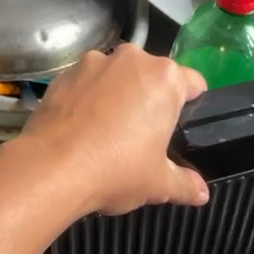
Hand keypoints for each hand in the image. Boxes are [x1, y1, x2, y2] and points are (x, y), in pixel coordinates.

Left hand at [15, 44, 208, 215]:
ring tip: (108, 137)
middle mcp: (132, 59)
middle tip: (143, 140)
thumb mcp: (158, 184)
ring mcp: (94, 63)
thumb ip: (185, 184)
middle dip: (151, 103)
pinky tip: (83, 133)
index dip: (192, 107)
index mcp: (165, 79)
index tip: (181, 129)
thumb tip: (202, 194)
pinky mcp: (64, 75)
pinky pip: (87, 85)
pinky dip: (89, 102)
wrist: (52, 169)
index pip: (193, 84)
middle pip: (152, 78)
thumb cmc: (116, 171)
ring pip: (117, 79)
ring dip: (118, 99)